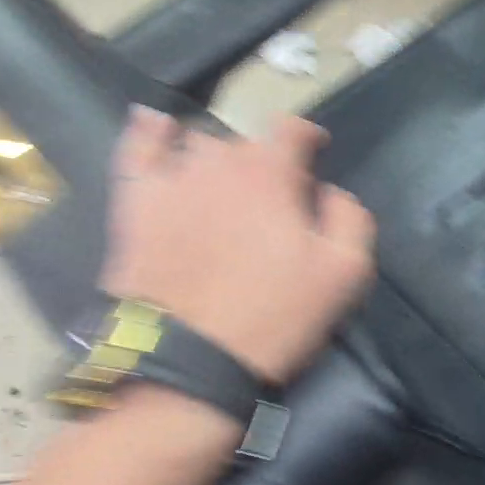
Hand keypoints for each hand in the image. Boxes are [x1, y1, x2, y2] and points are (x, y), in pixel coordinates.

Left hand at [102, 107, 375, 383]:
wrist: (193, 360)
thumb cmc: (274, 316)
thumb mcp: (344, 273)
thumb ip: (349, 216)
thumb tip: (330, 192)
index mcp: (271, 174)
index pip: (291, 129)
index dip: (308, 136)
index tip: (316, 152)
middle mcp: (219, 164)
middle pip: (245, 140)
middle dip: (264, 158)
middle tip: (273, 195)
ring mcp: (171, 181)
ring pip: (196, 143)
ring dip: (216, 154)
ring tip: (224, 180)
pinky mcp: (135, 204)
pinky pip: (136, 149)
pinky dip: (147, 132)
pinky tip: (155, 124)